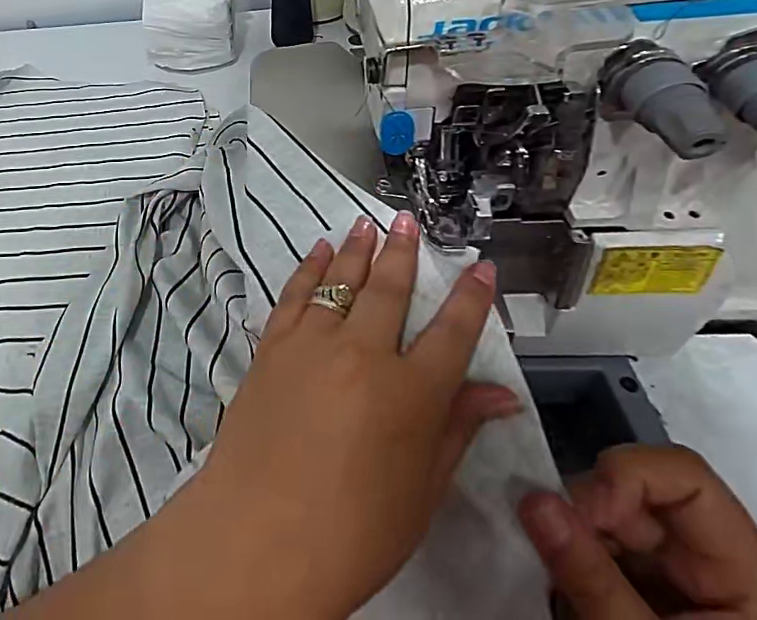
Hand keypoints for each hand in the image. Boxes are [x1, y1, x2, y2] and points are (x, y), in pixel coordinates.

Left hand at [186, 211, 519, 618]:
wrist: (259, 536)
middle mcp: (363, 354)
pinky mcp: (272, 348)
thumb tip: (498, 394)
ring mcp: (312, 345)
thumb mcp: (421, 491)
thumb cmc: (354, 531)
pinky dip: (308, 269)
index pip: (452, 332)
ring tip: (366, 225)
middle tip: (406, 220)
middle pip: (390, 289)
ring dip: (356, 251)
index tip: (480, 268)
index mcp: (410, 393)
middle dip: (403, 252)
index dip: (471, 297)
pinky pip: (295, 296)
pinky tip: (318, 253)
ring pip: (340, 282)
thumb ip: (456, 431)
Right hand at [518, 445, 756, 619]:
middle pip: (636, 495)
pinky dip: (568, 559)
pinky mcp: (646, 593)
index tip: (576, 509)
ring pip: (607, 519)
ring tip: (551, 579)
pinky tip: (558, 587)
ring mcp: (677, 579)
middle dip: (582, 511)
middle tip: (543, 543)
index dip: (625, 476)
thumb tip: (533, 501)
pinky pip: (597, 549)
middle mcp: (712, 564)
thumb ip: (592, 579)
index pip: (683, 477)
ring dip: (568, 536)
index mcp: (746, 576)